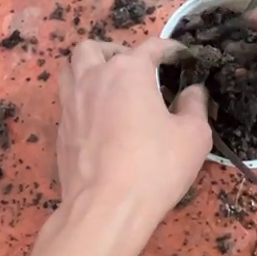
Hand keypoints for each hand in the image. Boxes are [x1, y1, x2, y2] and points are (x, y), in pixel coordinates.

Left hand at [56, 37, 211, 236]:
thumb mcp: (193, 135)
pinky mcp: (61, 129)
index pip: (151, 46)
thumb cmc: (155, 167)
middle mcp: (94, 77)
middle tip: (135, 71)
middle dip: (115, 52)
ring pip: (71, 69)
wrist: (105, 208)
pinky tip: (99, 121)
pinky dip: (82, 100)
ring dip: (89, 69)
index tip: (181, 57)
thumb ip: (195, 105)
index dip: (170, 49)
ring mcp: (71, 103)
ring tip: (109, 87)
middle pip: (95, 48)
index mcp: (128, 71)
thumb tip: (193, 91)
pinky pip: (68, 100)